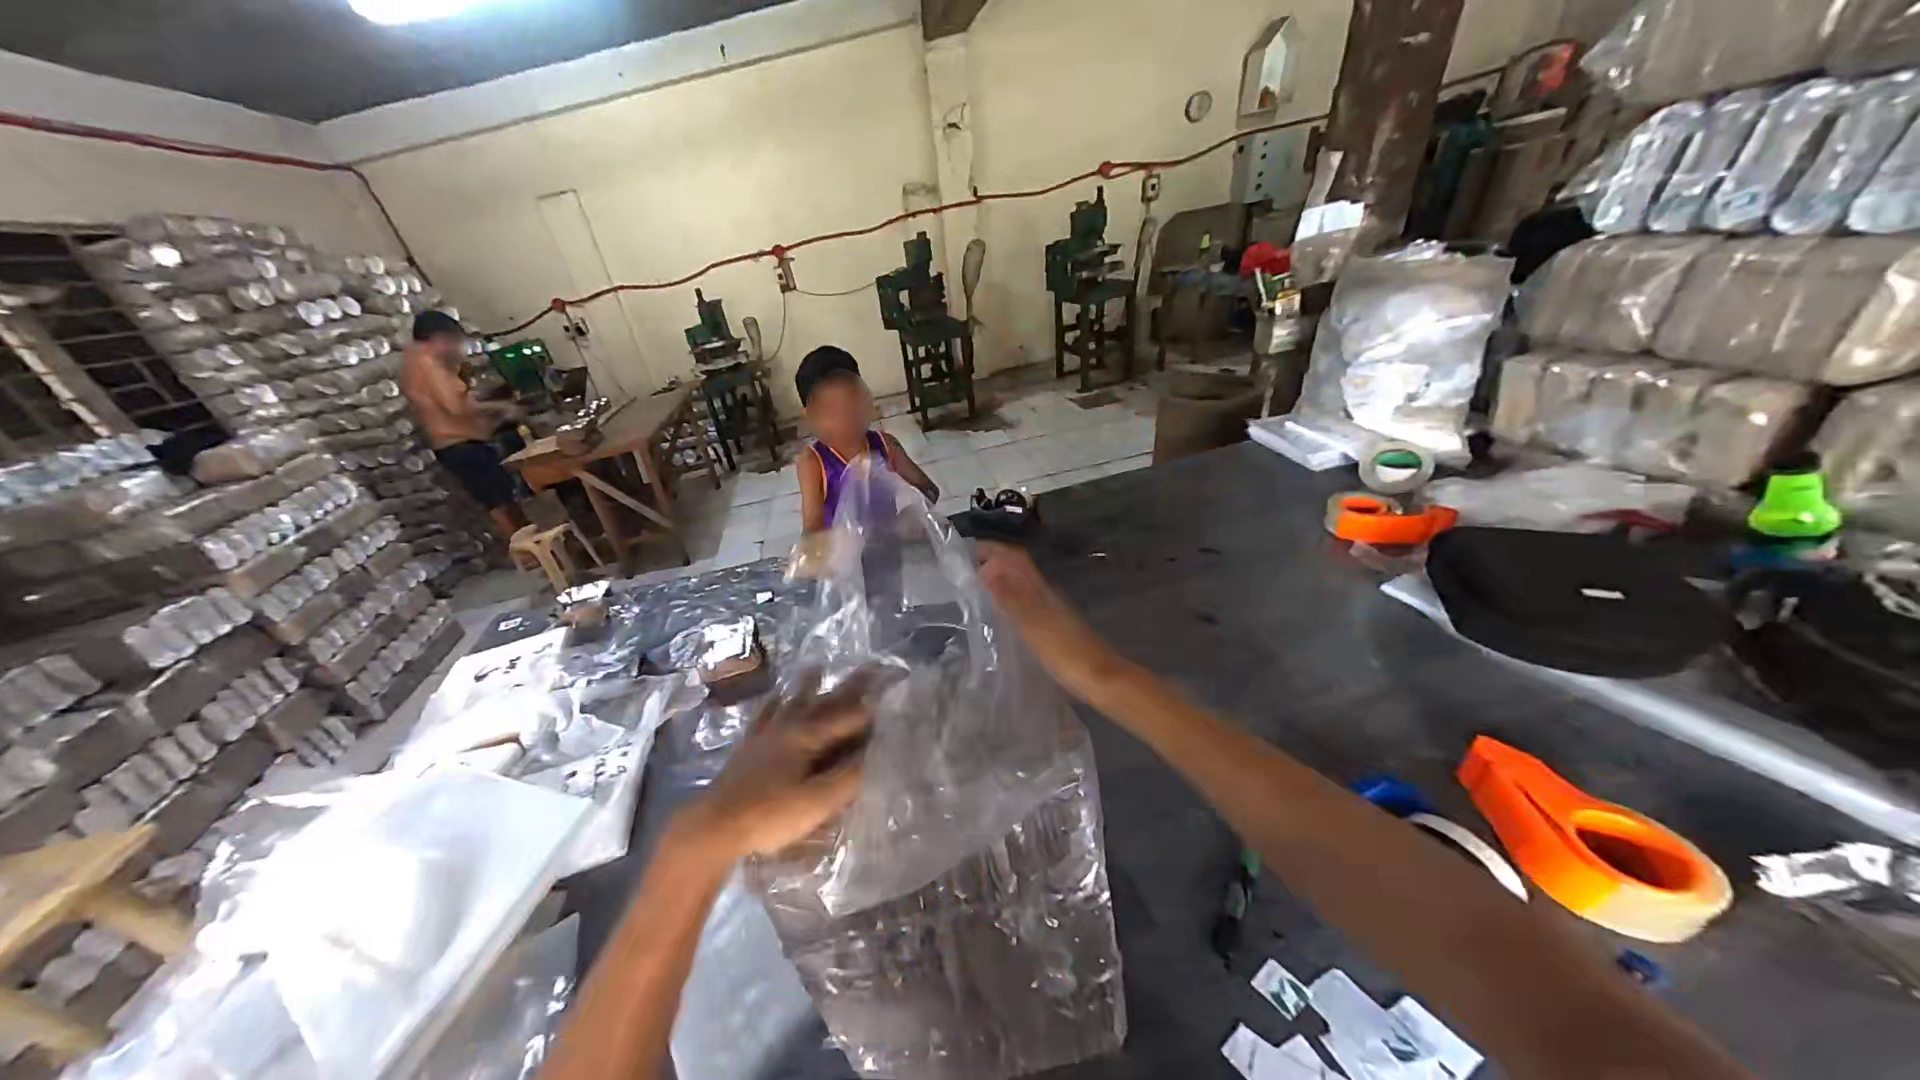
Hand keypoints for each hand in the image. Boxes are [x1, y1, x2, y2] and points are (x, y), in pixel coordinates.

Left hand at [690, 672, 873, 857]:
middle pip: (825, 700)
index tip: (896, 689)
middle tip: (871, 665)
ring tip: (818, 664)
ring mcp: (766, 734)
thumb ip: (850, 777)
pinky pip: (765, 716)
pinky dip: (775, 703)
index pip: (849, 716)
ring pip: (793, 701)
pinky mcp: (749, 747)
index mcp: (808, 735)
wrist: (713, 828)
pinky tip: (776, 698)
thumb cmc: (769, 815)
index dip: (875, 706)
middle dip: (850, 685)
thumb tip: (879, 754)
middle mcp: (788, 726)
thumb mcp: (818, 802)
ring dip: (809, 684)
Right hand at [977, 542, 1120, 699]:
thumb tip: (988, 568)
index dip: (995, 549)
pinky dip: (1010, 601)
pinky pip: (1027, 605)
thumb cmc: (1068, 654)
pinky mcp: (1054, 628)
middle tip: (965, 571)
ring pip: (1023, 587)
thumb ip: (1012, 598)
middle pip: (1019, 569)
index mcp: (1043, 591)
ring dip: (1001, 581)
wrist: (1103, 680)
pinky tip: (1001, 616)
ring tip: (976, 589)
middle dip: (994, 563)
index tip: (967, 550)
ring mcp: (1053, 612)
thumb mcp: (1035, 626)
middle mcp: (1048, 595)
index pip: (1017, 558)